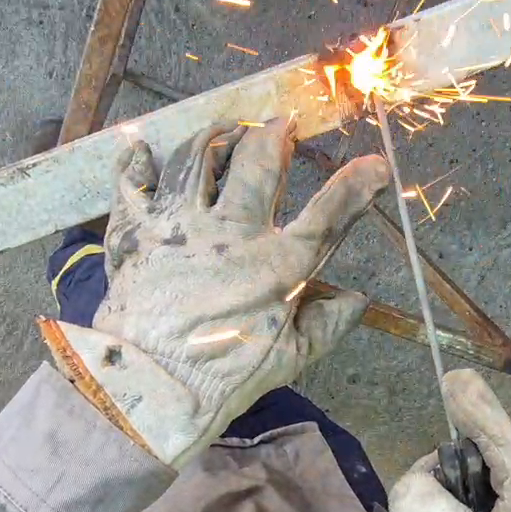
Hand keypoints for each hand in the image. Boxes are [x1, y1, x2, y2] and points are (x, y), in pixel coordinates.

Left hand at [40, 118, 388, 467]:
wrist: (153, 388)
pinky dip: (135, 165)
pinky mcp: (138, 233)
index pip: (328, 213)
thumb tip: (358, 299)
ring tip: (225, 127)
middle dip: (275, 134)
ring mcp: (181, 226)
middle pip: (259, 162)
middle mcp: (232, 232)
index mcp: (276, 265)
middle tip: (281, 124)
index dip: (357, 185)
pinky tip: (141, 152)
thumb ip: (327, 324)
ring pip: (200, 158)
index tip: (377, 164)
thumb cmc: (225, 379)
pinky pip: (133, 185)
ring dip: (216, 135)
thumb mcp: (290, 359)